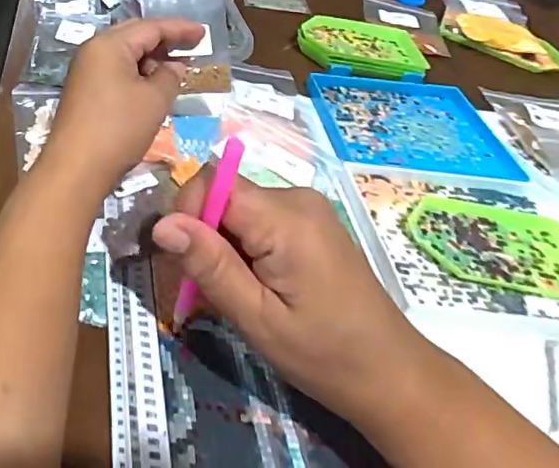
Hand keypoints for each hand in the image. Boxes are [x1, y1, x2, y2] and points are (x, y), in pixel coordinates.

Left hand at [34, 18, 203, 198]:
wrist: (76, 167)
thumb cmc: (118, 128)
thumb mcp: (154, 100)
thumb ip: (169, 75)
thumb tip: (174, 65)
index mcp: (109, 44)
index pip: (150, 27)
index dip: (179, 28)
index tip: (204, 32)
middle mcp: (94, 50)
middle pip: (134, 35)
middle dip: (164, 39)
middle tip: (192, 45)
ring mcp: (86, 70)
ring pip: (124, 53)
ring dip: (151, 57)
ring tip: (178, 66)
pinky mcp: (84, 89)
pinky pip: (116, 69)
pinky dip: (137, 72)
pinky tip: (153, 83)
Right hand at [152, 174, 425, 414]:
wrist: (397, 379)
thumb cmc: (327, 356)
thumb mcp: (258, 319)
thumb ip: (210, 266)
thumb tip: (161, 225)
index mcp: (285, 218)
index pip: (212, 181)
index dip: (187, 212)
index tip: (185, 261)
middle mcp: (295, 197)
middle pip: (223, 193)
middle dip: (203, 234)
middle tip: (205, 288)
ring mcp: (305, 206)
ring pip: (236, 206)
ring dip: (221, 242)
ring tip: (234, 292)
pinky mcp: (309, 219)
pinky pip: (257, 216)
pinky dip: (242, 244)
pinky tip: (254, 283)